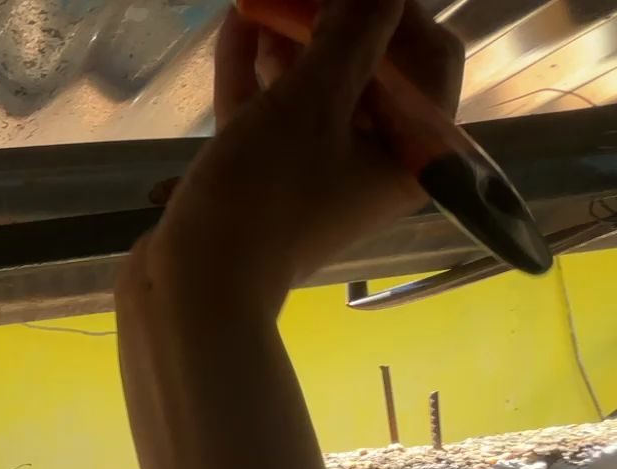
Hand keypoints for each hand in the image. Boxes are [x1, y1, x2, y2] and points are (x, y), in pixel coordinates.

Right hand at [141, 0, 462, 312]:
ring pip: (307, 95)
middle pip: (364, 75)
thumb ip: (352, 29)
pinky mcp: (256, 188)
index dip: (394, 10)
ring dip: (287, 41)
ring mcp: (305, 179)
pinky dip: (253, 78)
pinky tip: (235, 31)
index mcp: (406, 157)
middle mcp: (364, 168)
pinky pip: (265, 121)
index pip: (425, 60)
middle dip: (332, 20)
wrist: (190, 291)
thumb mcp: (310, 103)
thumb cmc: (261, 200)